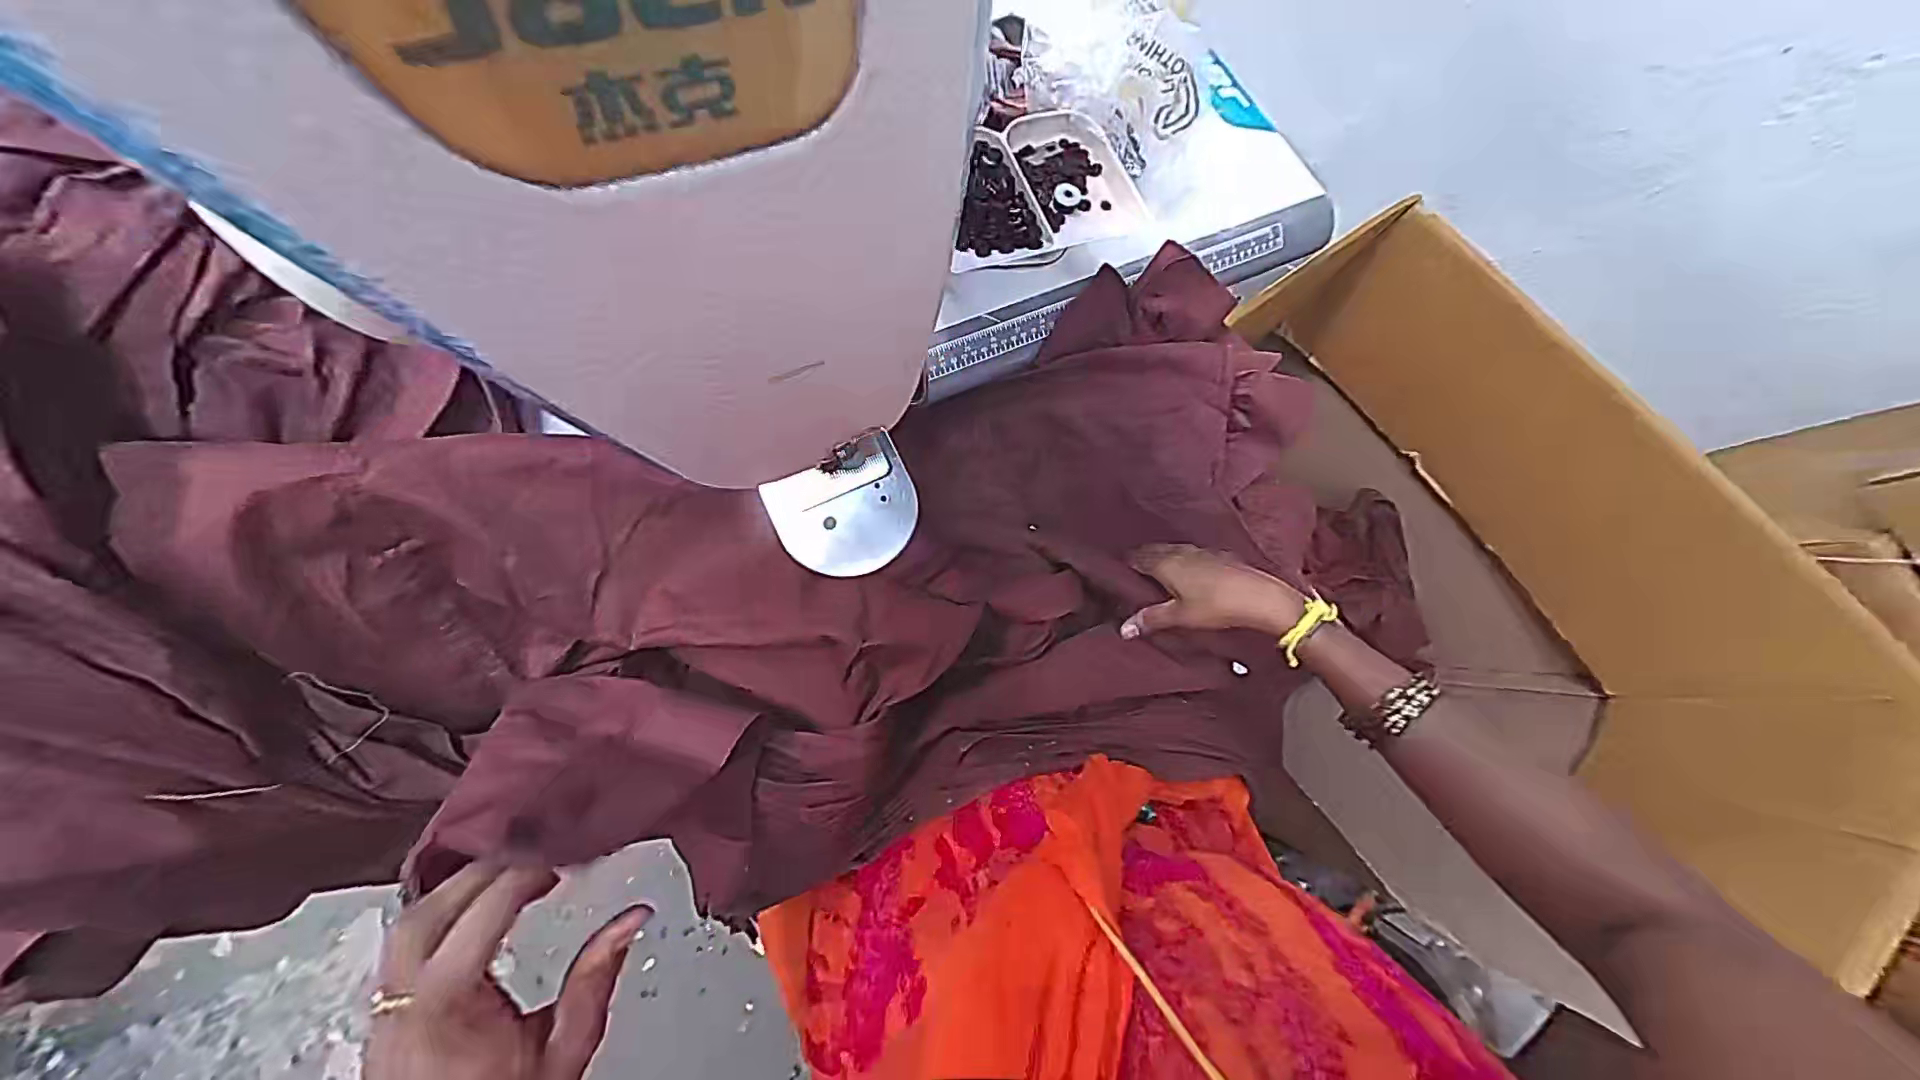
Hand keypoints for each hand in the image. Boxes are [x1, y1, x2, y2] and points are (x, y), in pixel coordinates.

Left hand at [364, 862, 652, 1079]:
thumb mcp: (563, 1050)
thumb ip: (595, 980)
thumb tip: (632, 918)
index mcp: (445, 1005)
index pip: (484, 909)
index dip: (528, 871)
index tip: (564, 857)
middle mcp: (403, 1004)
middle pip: (433, 906)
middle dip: (492, 867)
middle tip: (541, 855)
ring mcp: (385, 1013)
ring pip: (409, 921)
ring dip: (464, 886)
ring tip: (513, 874)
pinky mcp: (384, 1019)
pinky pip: (404, 945)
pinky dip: (444, 913)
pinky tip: (477, 909)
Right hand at [1121, 543, 1306, 639]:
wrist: (1262, 597)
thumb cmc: (1217, 606)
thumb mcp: (1180, 616)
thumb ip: (1150, 619)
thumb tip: (1124, 629)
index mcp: (1165, 563)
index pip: (1136, 557)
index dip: (1126, 564)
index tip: (1118, 572)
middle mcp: (1181, 551)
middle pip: (1153, 550)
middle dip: (1143, 559)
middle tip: (1134, 573)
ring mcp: (1202, 551)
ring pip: (1173, 550)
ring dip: (1163, 558)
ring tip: (1158, 572)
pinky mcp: (1220, 556)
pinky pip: (1192, 554)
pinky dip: (1183, 560)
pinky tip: (1189, 573)